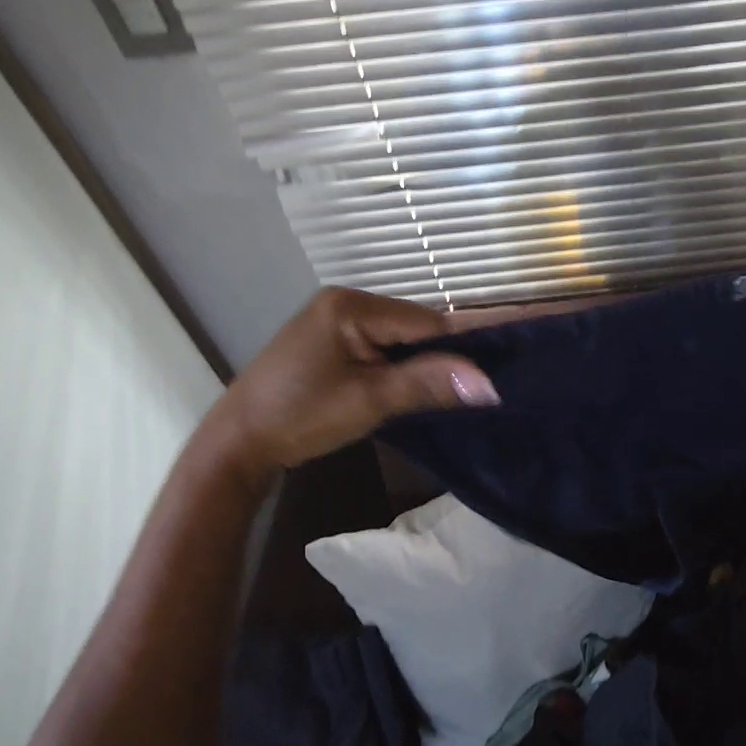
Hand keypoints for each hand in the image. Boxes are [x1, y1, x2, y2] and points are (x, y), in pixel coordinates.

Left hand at [205, 288, 496, 476]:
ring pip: (402, 337)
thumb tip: (489, 384)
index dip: (467, 341)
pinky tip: (429, 377)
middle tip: (494, 371)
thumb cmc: (301, 416)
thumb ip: (429, 383)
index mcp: (352, 306)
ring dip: (430, 358)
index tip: (508, 353)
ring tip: (471, 377)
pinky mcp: (333, 342)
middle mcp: (346, 302)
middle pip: (416, 325)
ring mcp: (337, 321)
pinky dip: (407, 362)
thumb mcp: (370, 400)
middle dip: (451, 350)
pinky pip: (384, 345)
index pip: (426, 321)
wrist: (237, 442)